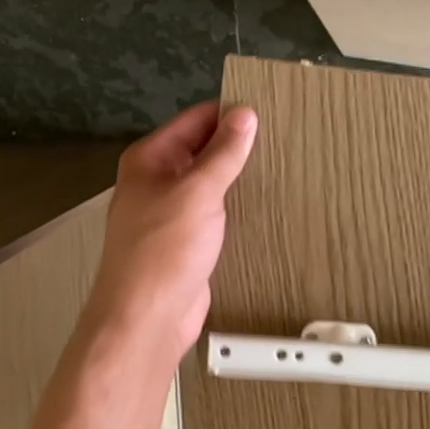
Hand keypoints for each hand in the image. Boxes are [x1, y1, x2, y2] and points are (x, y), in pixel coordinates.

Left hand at [82, 101, 257, 366]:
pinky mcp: (187, 240)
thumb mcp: (198, 192)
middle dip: (238, 145)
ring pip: (212, 182)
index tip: (269, 109)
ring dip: (239, 177)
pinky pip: (216, 211)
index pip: (196, 120)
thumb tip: (245, 114)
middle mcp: (158, 181)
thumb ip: (223, 153)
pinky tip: (264, 205)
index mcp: (150, 160)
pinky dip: (236, 206)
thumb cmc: (162, 251)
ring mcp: (172, 212)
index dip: (230, 113)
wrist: (147, 319)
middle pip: (204, 149)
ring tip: (281, 167)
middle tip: (282, 138)